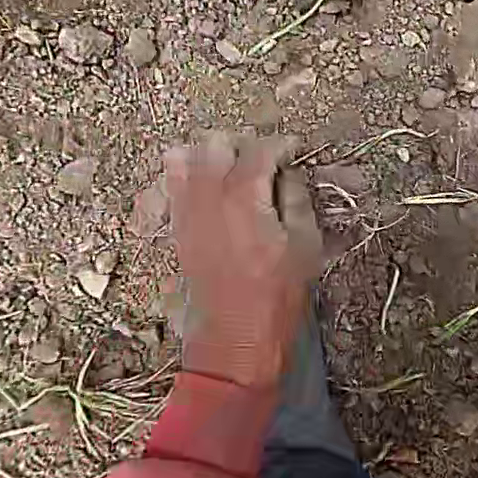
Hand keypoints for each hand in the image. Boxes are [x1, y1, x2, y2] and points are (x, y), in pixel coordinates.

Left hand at [164, 133, 322, 388]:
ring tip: (235, 170)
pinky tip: (209, 188)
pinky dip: (186, 177)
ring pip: (184, 159)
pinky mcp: (176, 230)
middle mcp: (207, 197)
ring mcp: (185, 212)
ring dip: (211, 156)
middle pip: (215, 143)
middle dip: (244, 143)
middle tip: (267, 160)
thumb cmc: (280, 291)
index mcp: (244, 197)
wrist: (238, 334)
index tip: (297, 149)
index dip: (283, 144)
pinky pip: (170, 188)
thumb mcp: (307, 241)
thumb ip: (297, 197)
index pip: (261, 150)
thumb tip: (288, 174)